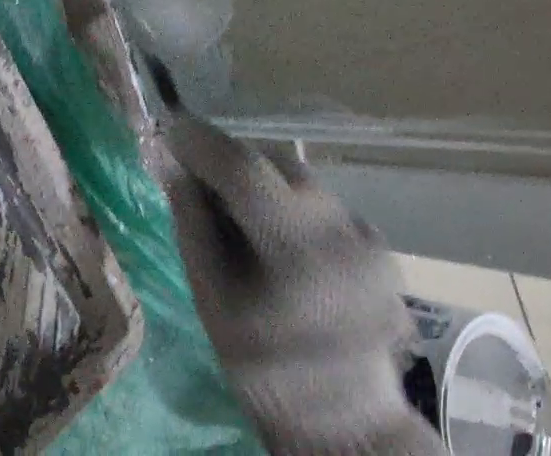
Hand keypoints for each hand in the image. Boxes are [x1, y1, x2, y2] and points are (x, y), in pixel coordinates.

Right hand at [161, 115, 444, 455]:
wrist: (346, 421)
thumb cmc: (263, 366)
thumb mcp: (210, 297)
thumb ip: (191, 222)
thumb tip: (170, 164)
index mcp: (296, 250)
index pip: (243, 168)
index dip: (202, 142)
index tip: (171, 130)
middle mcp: (341, 231)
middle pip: (275, 163)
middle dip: (230, 160)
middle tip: (196, 172)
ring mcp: (368, 236)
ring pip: (302, 179)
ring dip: (262, 180)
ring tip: (235, 208)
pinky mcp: (381, 246)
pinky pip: (324, 203)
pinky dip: (291, 205)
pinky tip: (278, 239)